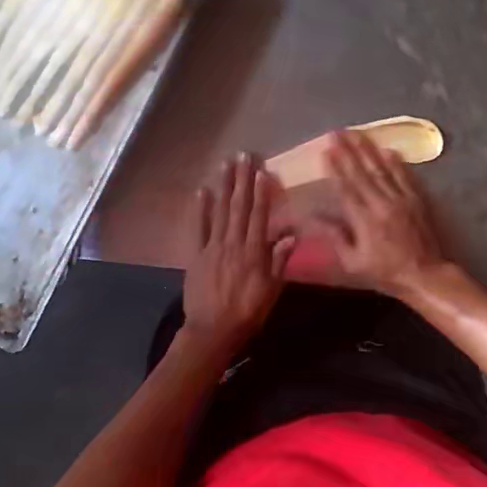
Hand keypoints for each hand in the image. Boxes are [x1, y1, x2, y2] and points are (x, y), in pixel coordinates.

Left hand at [182, 154, 295, 347]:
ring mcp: (212, 247)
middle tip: (244, 155)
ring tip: (226, 164)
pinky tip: (202, 191)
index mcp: (254, 252)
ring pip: (220, 211)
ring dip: (224, 186)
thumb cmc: (248, 313)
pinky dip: (200, 209)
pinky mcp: (196, 255)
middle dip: (242, 180)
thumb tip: (290, 235)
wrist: (213, 330)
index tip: (263, 171)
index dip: (261, 192)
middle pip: (239, 207)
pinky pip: (198, 228)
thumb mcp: (271, 290)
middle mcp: (233, 243)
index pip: (259, 215)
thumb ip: (279, 261)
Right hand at [317, 131, 449, 298]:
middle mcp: (382, 204)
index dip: (336, 168)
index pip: (346, 187)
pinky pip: (405, 176)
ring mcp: (402, 200)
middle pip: (362, 172)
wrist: (425, 275)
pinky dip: (396, 162)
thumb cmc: (384, 272)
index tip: (326, 150)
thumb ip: (334, 236)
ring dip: (369, 149)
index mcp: (364, 219)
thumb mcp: (352, 261)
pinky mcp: (417, 200)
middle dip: (348, 150)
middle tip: (337, 132)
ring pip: (382, 169)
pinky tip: (388, 149)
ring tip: (357, 133)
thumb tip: (314, 216)